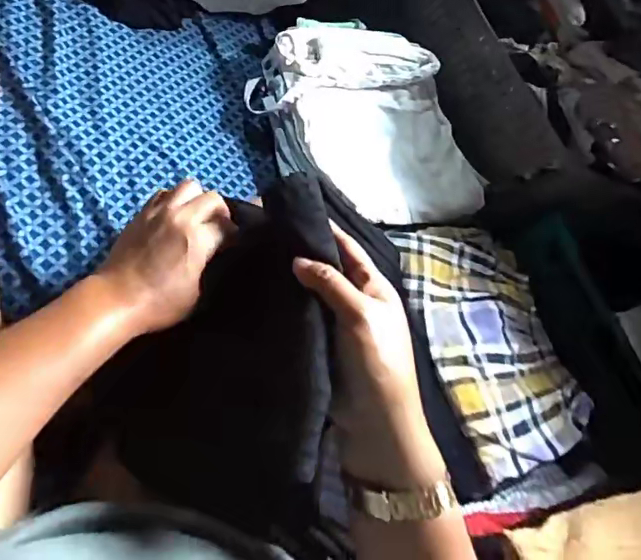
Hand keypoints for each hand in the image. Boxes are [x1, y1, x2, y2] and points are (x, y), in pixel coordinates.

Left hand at [96, 180, 234, 335]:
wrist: (116, 298)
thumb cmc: (159, 303)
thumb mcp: (197, 294)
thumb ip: (211, 266)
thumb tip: (219, 253)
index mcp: (197, 238)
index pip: (226, 226)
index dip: (234, 236)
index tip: (233, 245)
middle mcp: (180, 216)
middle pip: (212, 198)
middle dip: (221, 212)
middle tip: (219, 228)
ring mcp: (160, 210)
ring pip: (189, 185)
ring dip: (198, 199)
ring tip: (196, 216)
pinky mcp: (143, 211)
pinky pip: (165, 192)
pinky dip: (174, 199)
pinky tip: (173, 215)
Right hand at [294, 223, 447, 488]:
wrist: (376, 426)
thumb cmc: (377, 362)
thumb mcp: (360, 315)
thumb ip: (331, 283)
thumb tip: (298, 259)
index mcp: (376, 287)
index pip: (348, 248)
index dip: (326, 230)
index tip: (295, 213)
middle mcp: (358, 299)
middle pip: (330, 267)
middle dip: (306, 251)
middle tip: (271, 234)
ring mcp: (339, 322)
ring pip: (314, 291)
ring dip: (295, 277)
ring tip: (263, 257)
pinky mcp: (323, 343)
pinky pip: (305, 314)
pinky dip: (291, 302)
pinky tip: (268, 292)